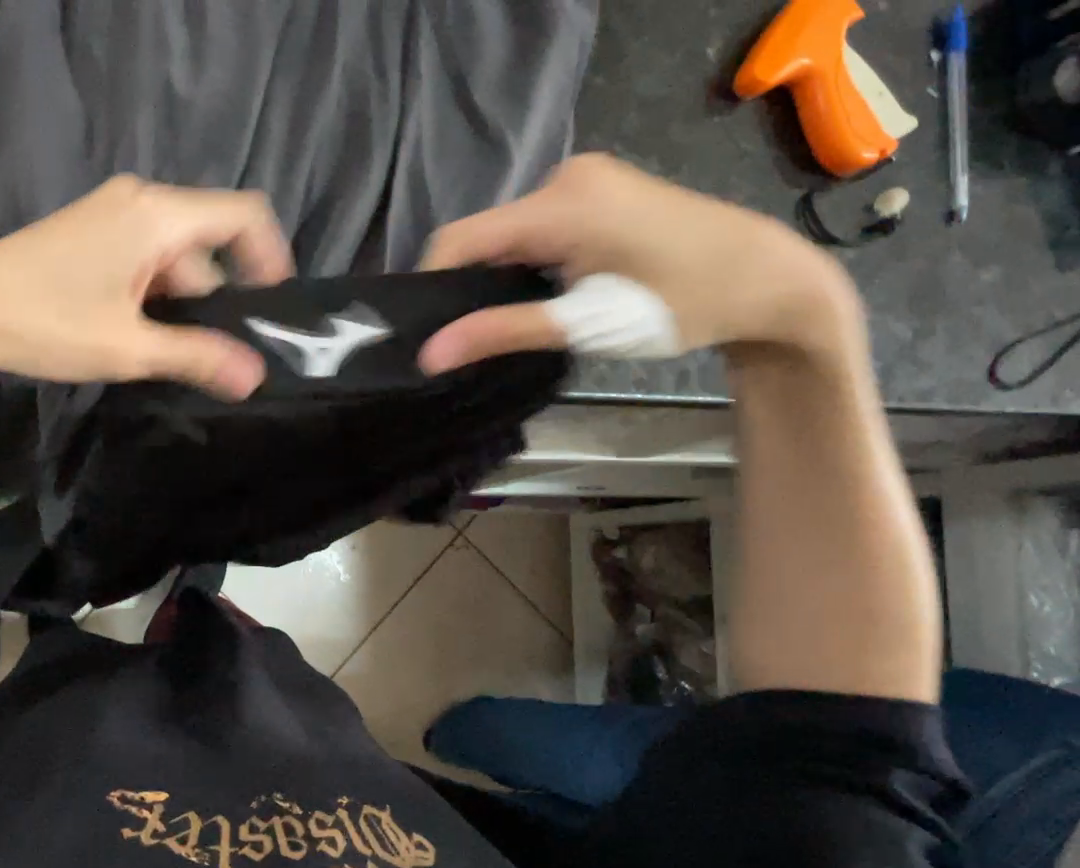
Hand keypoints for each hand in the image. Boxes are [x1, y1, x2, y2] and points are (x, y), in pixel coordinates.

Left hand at [0, 176, 294, 410]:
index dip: (272, 260)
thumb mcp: (127, 348)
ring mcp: (110, 216)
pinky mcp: (90, 235)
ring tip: (171, 359)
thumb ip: (196, 357)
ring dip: (180, 307)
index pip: (244, 216)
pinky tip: (140, 338)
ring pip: (173, 260)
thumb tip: (255, 377)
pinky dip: (153, 298)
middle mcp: (139, 201)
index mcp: (156, 214)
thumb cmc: (44, 326)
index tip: (273, 313)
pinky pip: (143, 261)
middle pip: (207, 246)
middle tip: (216, 362)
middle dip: (216, 302)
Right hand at [415, 154, 863, 373]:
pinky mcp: (597, 191)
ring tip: (505, 322)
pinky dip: (525, 262)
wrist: (771, 283)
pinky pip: (534, 227)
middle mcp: (566, 179)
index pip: (460, 239)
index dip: (433, 285)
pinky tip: (540, 294)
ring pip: (507, 234)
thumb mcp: (585, 325)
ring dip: (498, 276)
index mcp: (561, 203)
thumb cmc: (683, 305)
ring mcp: (585, 181)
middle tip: (471, 339)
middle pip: (483, 236)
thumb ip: (501, 332)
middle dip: (468, 285)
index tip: (429, 333)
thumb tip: (428, 355)